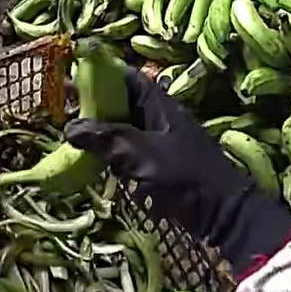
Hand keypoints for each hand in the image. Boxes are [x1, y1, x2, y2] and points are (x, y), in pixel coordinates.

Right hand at [65, 66, 290, 270]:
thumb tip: (69, 128)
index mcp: (160, 106)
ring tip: (73, 139)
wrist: (225, 214)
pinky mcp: (161, 166)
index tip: (72, 82)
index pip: (127, 78)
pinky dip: (112, 155)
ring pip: (124, 129)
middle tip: (65, 115)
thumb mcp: (142, 155)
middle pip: (122, 103)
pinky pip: (130, 152)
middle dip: (94, 108)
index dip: (101, 77)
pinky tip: (95, 164)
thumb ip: (107, 140)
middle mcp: (160, 119)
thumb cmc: (185, 177)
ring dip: (101, 133)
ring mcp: (161, 143)